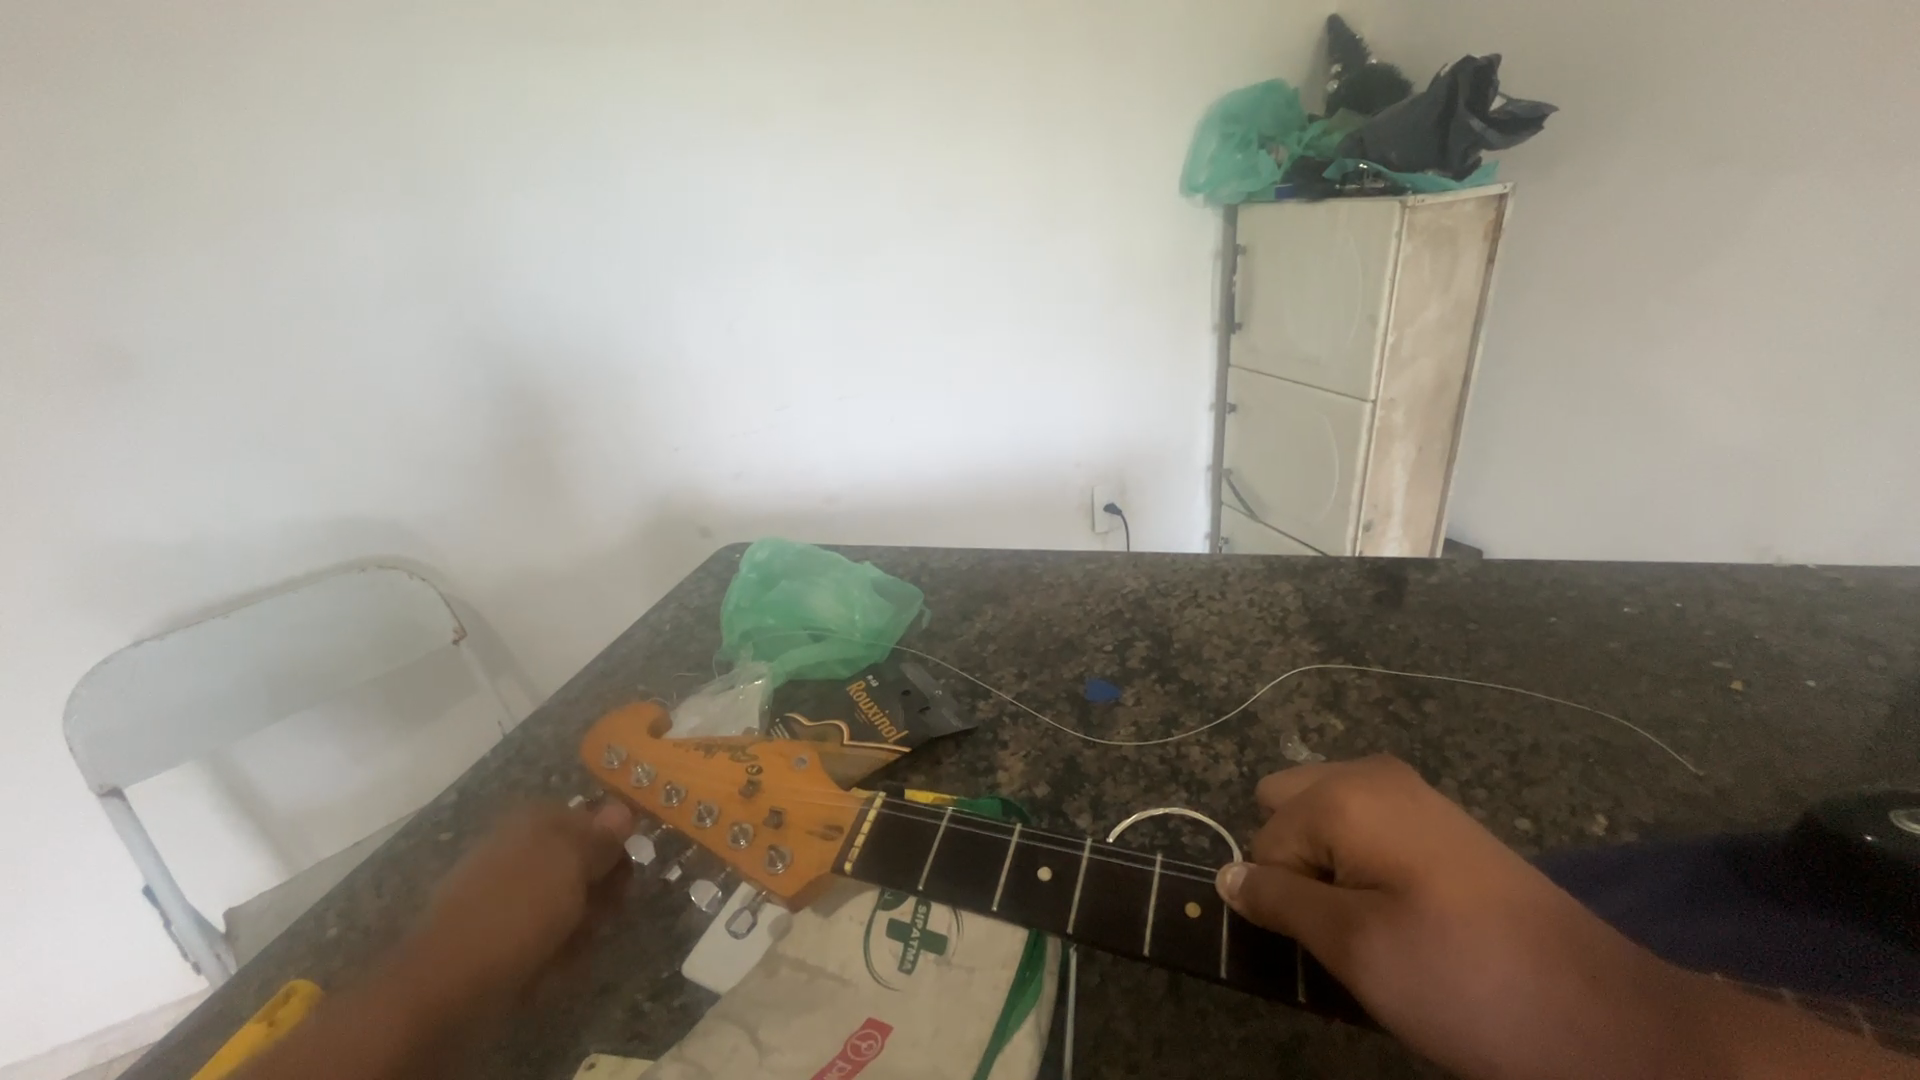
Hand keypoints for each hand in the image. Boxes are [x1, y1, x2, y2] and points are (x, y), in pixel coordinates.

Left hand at [405, 799, 634, 1010]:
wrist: (447, 984)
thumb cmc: (518, 909)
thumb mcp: (574, 861)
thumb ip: (603, 836)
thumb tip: (622, 811)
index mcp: (536, 820)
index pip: (593, 819)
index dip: (615, 845)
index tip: (627, 873)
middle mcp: (520, 850)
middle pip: (582, 862)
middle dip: (600, 890)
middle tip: (604, 912)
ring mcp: (505, 894)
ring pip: (566, 902)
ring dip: (581, 924)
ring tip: (573, 945)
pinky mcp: (497, 935)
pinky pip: (542, 935)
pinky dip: (555, 951)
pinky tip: (550, 966)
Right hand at [1214, 756, 1708, 1079]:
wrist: (1610, 1021)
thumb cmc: (1465, 981)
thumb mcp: (1353, 948)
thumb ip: (1277, 901)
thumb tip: (1226, 875)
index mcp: (1346, 794)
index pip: (1264, 844)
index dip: (1284, 899)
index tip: (1329, 945)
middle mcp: (1375, 776)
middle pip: (1284, 808)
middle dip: (1295, 866)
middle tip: (1340, 925)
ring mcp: (1415, 796)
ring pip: (1324, 821)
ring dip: (1328, 872)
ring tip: (1372, 928)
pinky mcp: (1444, 825)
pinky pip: (1367, 832)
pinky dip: (1364, 871)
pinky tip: (1404, 918)